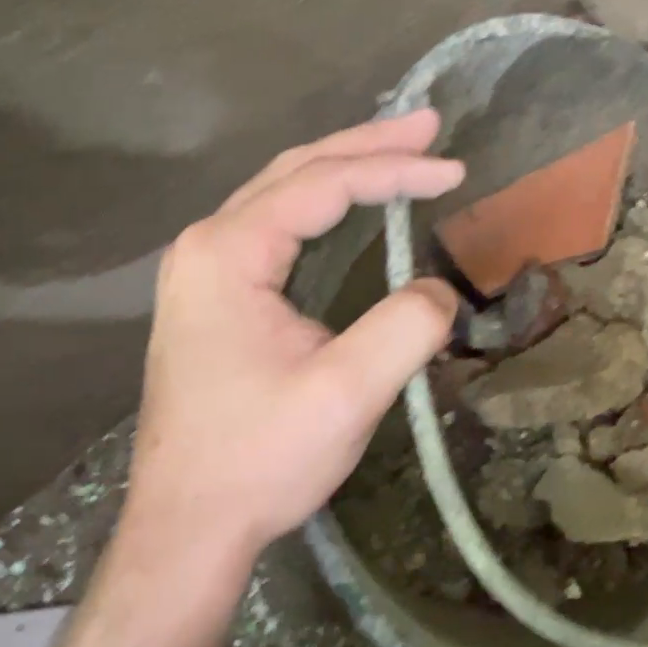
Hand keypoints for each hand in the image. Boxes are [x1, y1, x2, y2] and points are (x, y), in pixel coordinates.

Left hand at [123, 110, 463, 573]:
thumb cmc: (261, 457)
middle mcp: (207, 249)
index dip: (394, 171)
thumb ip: (405, 327)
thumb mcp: (348, 392)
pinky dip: (324, 207)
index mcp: (228, 255)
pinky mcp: (218, 303)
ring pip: (282, 197)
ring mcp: (206, 276)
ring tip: (402, 151)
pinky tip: (352, 206)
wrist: (190, 522)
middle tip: (430, 124)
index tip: (456, 171)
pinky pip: (277, 231)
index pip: (321, 187)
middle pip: (294, 172)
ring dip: (345, 170)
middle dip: (367, 145)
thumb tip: (440, 291)